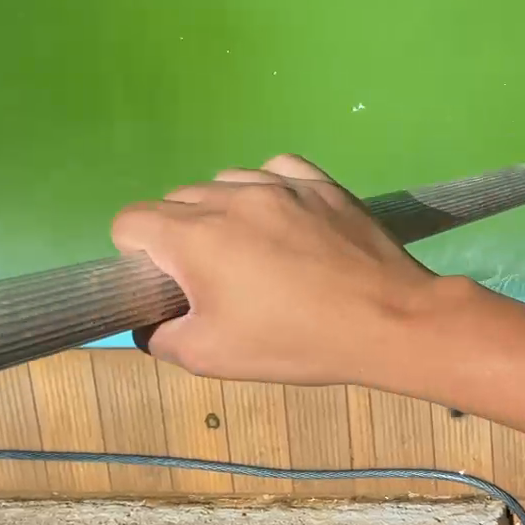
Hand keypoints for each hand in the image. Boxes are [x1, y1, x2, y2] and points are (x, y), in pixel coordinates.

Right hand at [111, 155, 439, 384]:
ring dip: (227, 209)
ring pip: (229, 181)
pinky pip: (281, 169)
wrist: (392, 320)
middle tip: (218, 275)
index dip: (139, 255)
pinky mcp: (328, 187)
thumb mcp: (210, 356)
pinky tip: (287, 216)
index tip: (169, 282)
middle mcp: (237, 197)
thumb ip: (161, 335)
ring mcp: (288, 186)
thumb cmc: (300, 340)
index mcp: (196, 235)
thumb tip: (155, 320)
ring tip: (257, 249)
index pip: (132, 221)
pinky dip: (272, 186)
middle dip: (182, 235)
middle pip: (180, 200)